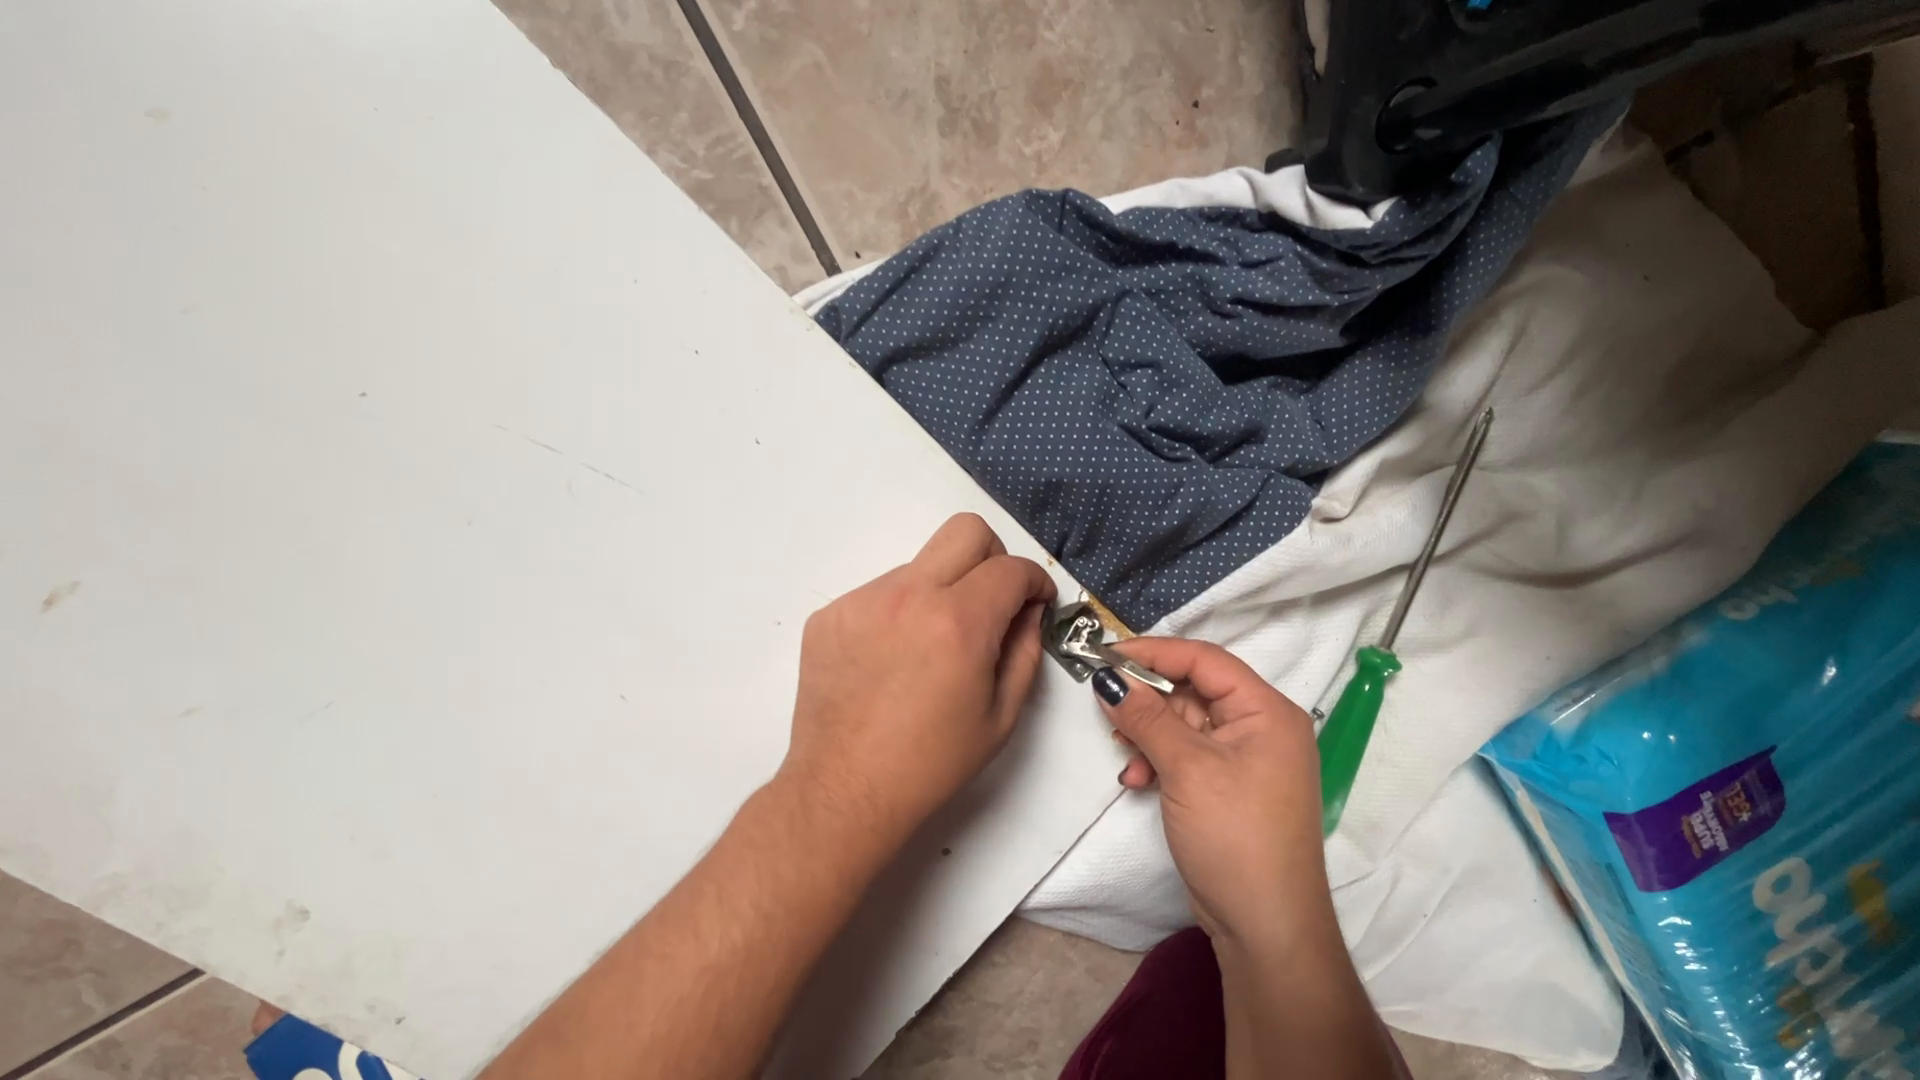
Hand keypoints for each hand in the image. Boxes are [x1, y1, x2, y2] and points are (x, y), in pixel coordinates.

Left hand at [779, 513, 1055, 849]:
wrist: (845, 791)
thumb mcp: (1001, 716)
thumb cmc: (931, 763)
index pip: (1011, 567)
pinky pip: (879, 593)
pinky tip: (892, 661)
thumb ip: (1024, 650)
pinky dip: (899, 612)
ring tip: (931, 647)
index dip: (1035, 580)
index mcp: (958, 622)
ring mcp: (861, 600)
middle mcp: (908, 595)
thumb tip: (1028, 610)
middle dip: (993, 557)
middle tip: (993, 600)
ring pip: (919, 564)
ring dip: (940, 589)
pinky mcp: (830, 614)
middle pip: (965, 530)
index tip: (1036, 601)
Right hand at [1092, 639, 1331, 948]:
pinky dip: (1158, 760)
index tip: (1106, 656)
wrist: (1266, 927)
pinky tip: (1136, 779)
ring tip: (1124, 754)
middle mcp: (1260, 727)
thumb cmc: (1235, 835)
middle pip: (1193, 690)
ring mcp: (1245, 760)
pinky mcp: (1228, 788)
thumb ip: (1146, 717)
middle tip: (1106, 705)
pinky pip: (1186, 755)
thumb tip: (1108, 678)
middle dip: (1148, 700)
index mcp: (1266, 711)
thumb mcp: (1187, 769)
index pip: (1204, 660)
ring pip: (1184, 724)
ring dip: (1149, 734)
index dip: (1154, 653)